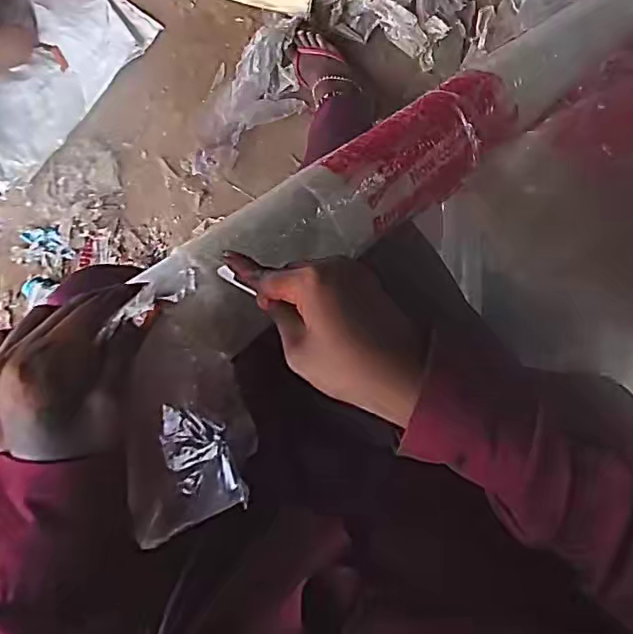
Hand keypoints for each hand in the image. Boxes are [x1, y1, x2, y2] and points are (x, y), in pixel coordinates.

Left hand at [0, 284, 144, 460]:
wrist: (41, 502)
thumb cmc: (85, 456)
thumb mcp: (112, 404)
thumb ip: (123, 353)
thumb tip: (143, 313)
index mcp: (45, 365)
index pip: (86, 312)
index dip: (116, 298)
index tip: (139, 292)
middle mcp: (10, 360)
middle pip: (60, 311)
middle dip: (95, 304)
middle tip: (122, 304)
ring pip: (32, 319)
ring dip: (63, 316)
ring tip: (87, 323)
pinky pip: (1, 339)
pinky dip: (26, 332)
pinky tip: (45, 339)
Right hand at [222, 254, 428, 426]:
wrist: (404, 374)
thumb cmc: (346, 368)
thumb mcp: (298, 351)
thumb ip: (280, 318)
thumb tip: (275, 301)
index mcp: (310, 280)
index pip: (268, 276)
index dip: (246, 271)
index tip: (228, 259)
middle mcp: (331, 266)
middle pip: (292, 273)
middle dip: (282, 290)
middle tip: (281, 321)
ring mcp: (352, 270)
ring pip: (313, 275)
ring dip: (304, 292)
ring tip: (311, 327)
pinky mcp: (368, 280)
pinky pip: (332, 280)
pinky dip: (323, 293)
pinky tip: (329, 320)